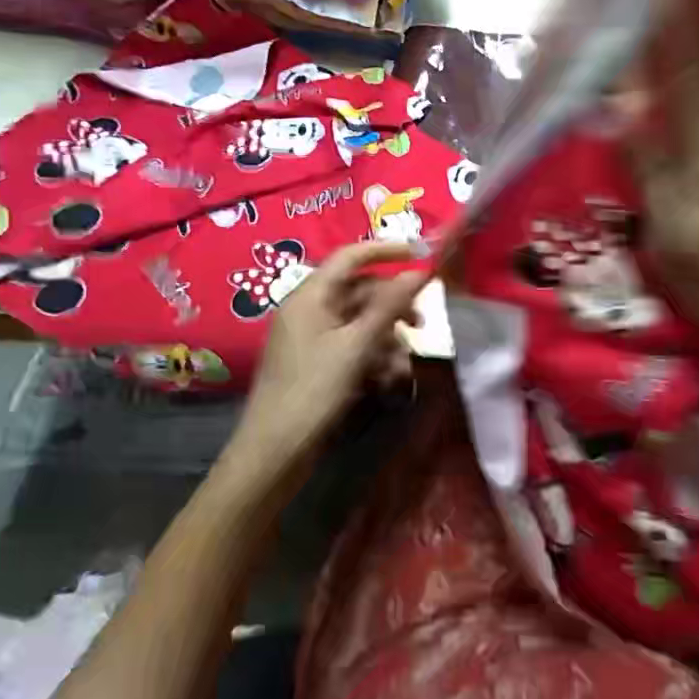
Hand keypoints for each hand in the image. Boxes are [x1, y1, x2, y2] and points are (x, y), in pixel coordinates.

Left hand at [229, 242, 428, 478]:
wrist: (277, 448)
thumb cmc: (315, 390)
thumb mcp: (357, 345)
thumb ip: (389, 306)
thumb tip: (418, 272)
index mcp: (311, 296)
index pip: (351, 256)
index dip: (386, 250)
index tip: (421, 253)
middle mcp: (309, 309)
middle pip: (360, 291)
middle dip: (393, 307)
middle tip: (422, 323)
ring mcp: (311, 336)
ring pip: (360, 321)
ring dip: (387, 338)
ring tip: (402, 366)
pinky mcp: (316, 360)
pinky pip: (351, 344)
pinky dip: (373, 355)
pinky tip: (388, 379)